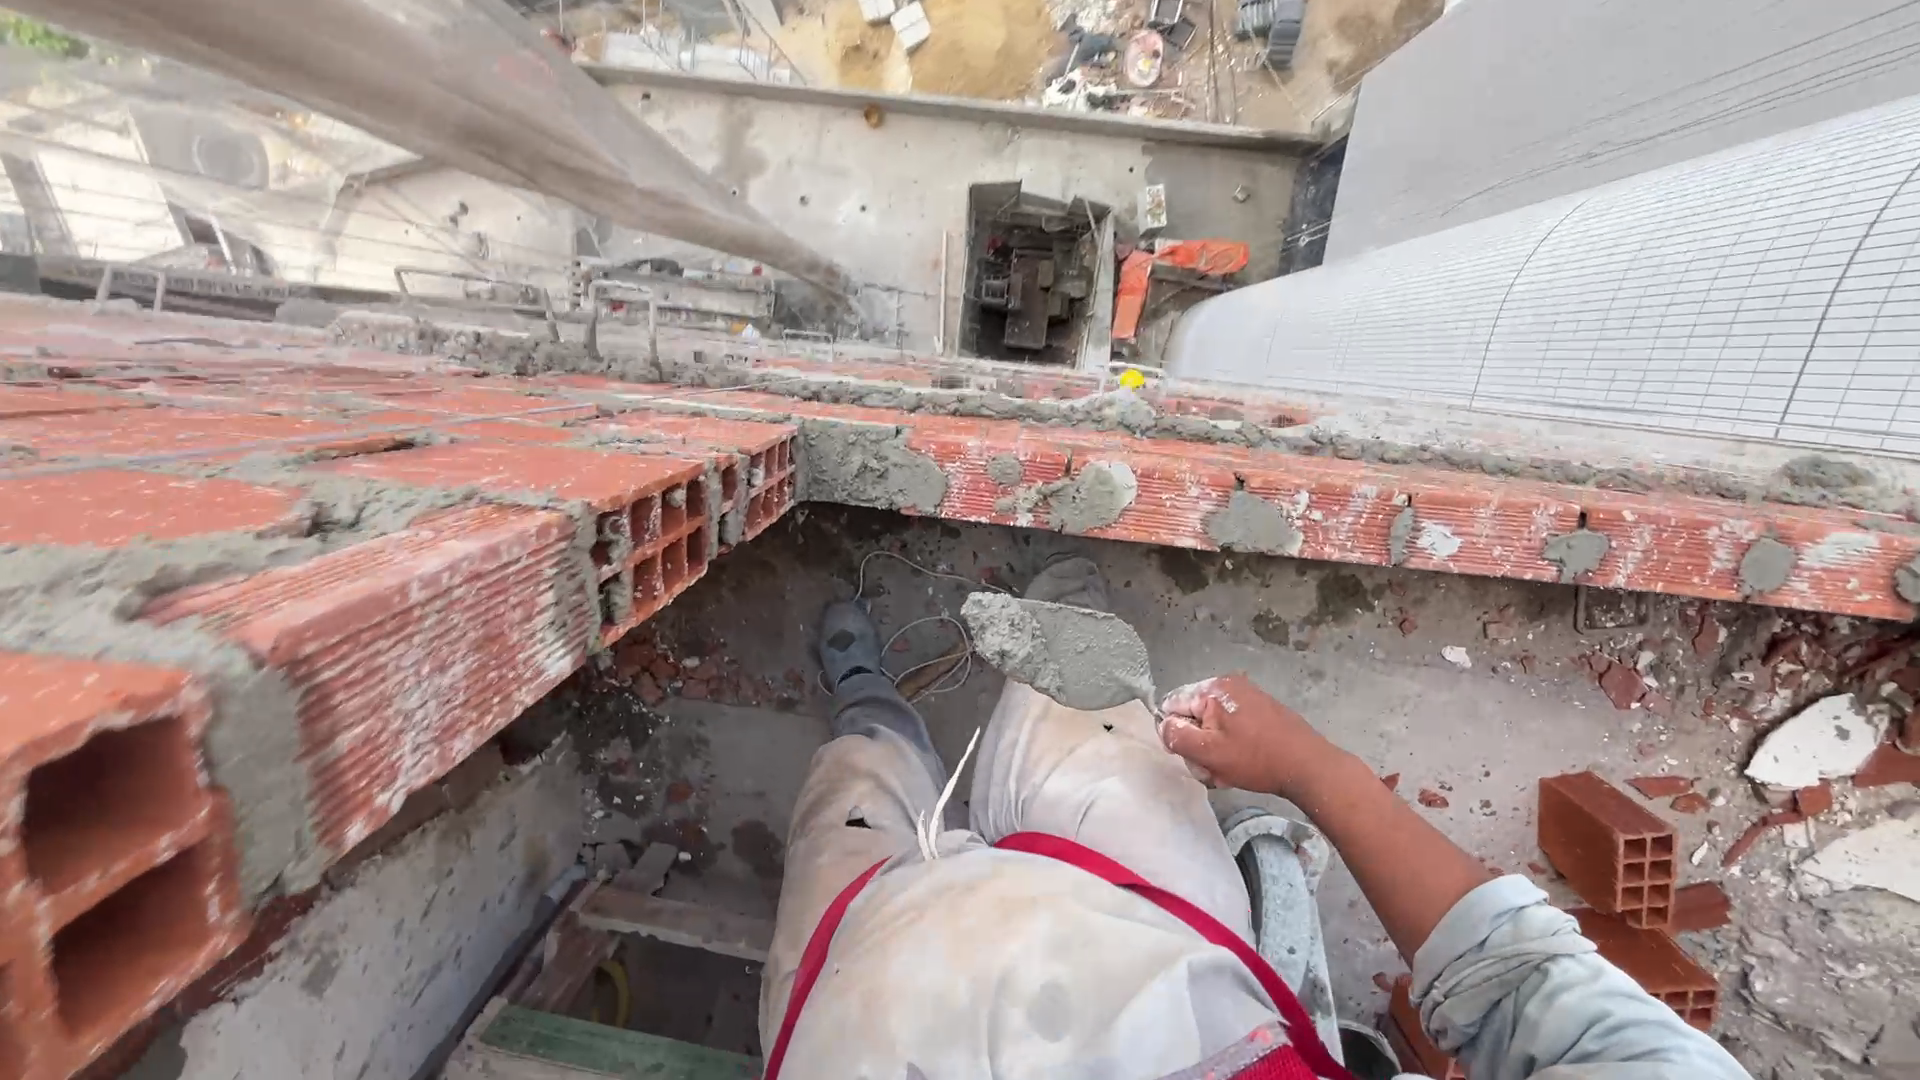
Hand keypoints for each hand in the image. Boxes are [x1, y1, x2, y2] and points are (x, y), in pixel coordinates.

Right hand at [1157, 674, 1343, 797]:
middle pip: (1194, 715)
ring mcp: (1249, 697)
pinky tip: (1242, 765)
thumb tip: (1163, 725)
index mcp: (1214, 689)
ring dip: (1214, 750)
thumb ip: (1177, 736)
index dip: (1175, 732)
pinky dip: (1231, 746)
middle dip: (1198, 745)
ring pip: (1213, 725)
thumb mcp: (1208, 752)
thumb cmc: (1256, 759)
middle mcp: (1230, 685)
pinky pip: (1232, 726)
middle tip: (1211, 769)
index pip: (1173, 704)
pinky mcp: (1262, 711)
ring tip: (1229, 772)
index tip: (1189, 755)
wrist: (1309, 767)